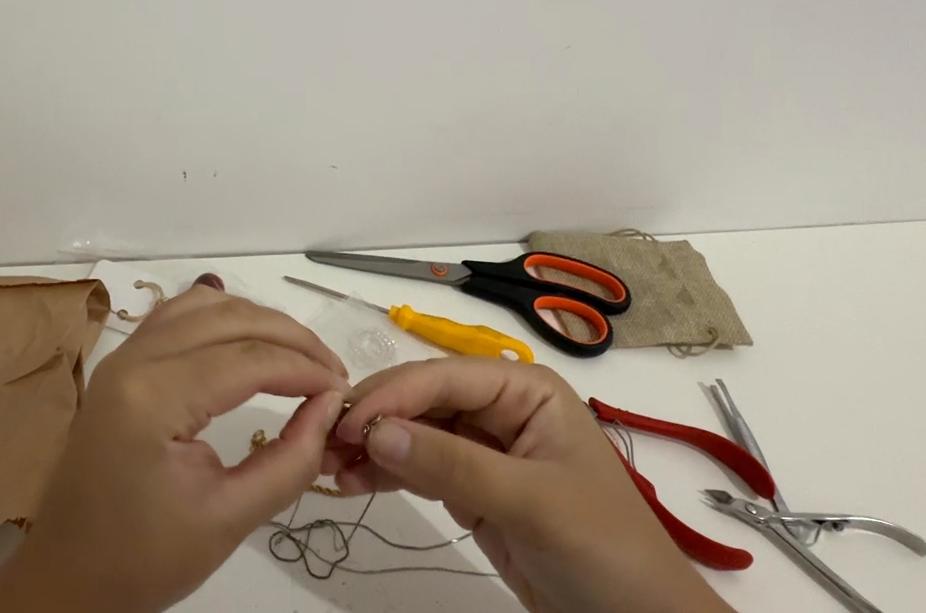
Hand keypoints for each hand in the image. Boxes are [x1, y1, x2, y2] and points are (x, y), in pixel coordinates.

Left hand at [0, 285, 348, 612]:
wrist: (67, 577)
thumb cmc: (144, 558)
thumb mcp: (229, 519)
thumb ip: (290, 460)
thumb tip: (330, 405)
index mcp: (153, 397)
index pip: (248, 359)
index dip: (304, 368)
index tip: (344, 389)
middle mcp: (134, 359)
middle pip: (228, 319)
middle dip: (290, 338)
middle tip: (332, 371)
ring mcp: (122, 355)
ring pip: (204, 306)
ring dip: (257, 321)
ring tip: (299, 355)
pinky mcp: (121, 363)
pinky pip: (178, 315)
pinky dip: (221, 317)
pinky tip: (248, 338)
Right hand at [323, 358, 733, 612]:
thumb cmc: (602, 548)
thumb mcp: (530, 502)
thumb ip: (452, 464)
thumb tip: (374, 432)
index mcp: (523, 388)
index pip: (444, 377)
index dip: (392, 394)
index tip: (344, 421)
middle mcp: (499, 407)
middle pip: (423, 399)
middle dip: (375, 417)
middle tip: (323, 440)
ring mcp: (483, 448)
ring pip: (414, 431)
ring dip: (372, 446)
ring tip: (327, 465)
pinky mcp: (472, 486)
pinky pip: (420, 467)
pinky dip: (386, 472)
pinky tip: (353, 480)